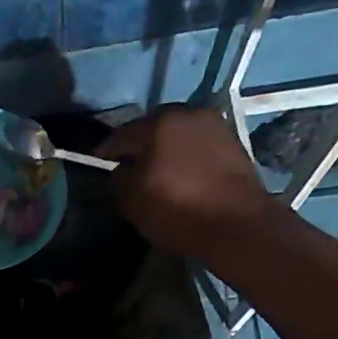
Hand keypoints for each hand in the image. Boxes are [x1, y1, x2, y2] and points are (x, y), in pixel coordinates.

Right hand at [97, 104, 278, 255]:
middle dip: (140, 148)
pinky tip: (186, 177)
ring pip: (178, 137)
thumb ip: (119, 180)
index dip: (106, 152)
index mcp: (158, 122)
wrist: (238, 225)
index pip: (121, 135)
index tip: (99, 163)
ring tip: (161, 174)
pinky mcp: (233, 144)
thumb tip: (122, 170)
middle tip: (132, 169)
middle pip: (152, 130)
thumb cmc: (179, 212)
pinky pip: (199, 148)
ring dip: (167, 151)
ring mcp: (214, 126)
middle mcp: (187, 113)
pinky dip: (189, 158)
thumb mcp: (133, 202)